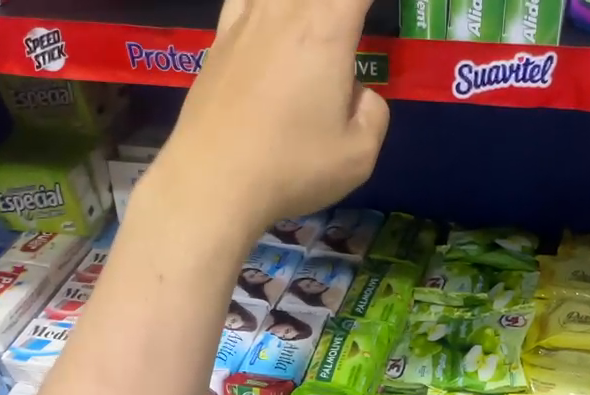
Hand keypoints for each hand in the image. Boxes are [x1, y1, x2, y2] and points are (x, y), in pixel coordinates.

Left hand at [150, 0, 388, 233]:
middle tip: (345, 25)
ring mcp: (246, 20)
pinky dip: (264, 6)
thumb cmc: (292, 168)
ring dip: (302, 6)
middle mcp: (285, 10)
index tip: (374, 15)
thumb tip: (357, 94)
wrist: (215, 181)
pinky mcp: (219, 40)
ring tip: (311, 20)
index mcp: (328, 29)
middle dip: (337, 6)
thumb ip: (372, 113)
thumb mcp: (359, 156)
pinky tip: (269, 18)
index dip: (370, 1)